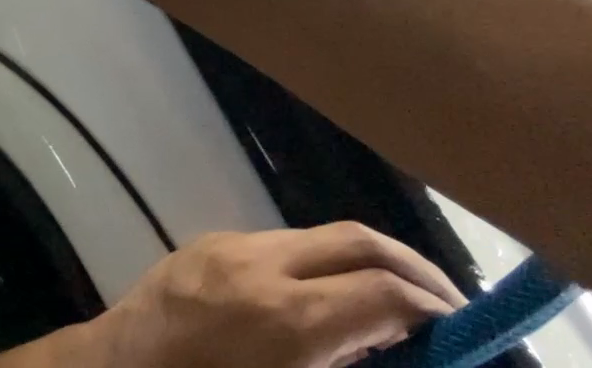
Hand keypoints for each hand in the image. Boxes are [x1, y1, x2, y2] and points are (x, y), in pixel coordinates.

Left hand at [94, 223, 465, 367]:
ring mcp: (227, 245)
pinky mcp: (206, 241)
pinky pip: (278, 243)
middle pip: (358, 241)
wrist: (124, 365)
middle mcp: (260, 265)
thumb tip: (404, 343)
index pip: (389, 291)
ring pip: (317, 237)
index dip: (439, 311)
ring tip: (395, 306)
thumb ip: (352, 357)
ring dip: (364, 263)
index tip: (467, 334)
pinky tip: (329, 299)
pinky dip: (318, 264)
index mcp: (290, 317)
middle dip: (414, 269)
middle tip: (449, 308)